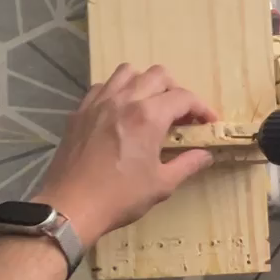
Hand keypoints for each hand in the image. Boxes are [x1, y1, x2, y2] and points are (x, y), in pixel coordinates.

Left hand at [34, 64, 219, 243]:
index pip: (183, 97)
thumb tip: (205, 155)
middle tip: (180, 115)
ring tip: (150, 106)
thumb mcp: (162, 185)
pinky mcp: (80, 111)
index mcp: (148, 116)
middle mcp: (124, 100)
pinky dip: (118, 91)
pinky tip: (121, 111)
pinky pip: (103, 86)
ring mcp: (99, 102)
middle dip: (176, 91)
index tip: (208, 123)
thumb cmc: (120, 198)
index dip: (201, 108)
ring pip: (128, 72)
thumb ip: (187, 164)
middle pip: (158, 75)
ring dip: (145, 83)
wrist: (71, 206)